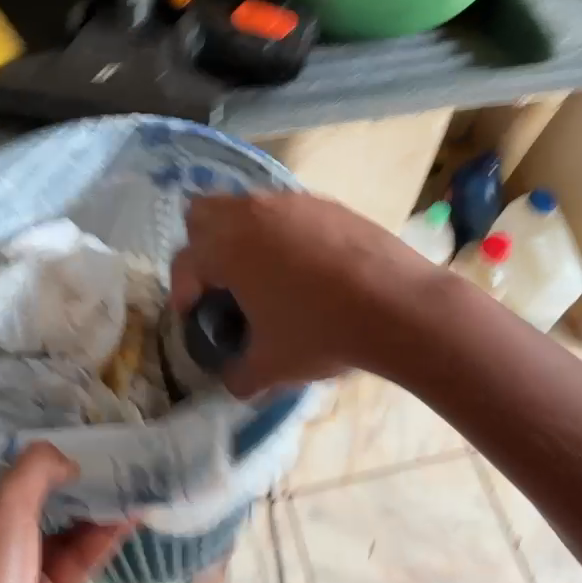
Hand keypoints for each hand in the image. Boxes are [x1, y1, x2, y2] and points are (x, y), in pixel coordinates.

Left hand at [0, 444, 130, 582]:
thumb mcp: (1, 509)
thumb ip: (35, 468)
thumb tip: (65, 458)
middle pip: (6, 497)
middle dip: (41, 472)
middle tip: (74, 438)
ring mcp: (9, 572)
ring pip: (49, 526)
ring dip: (82, 502)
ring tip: (118, 469)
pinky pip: (74, 559)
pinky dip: (100, 538)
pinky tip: (132, 513)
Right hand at [169, 192, 449, 396]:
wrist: (398, 305)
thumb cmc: (322, 332)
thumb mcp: (273, 366)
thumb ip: (239, 375)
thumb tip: (232, 380)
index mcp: (225, 247)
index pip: (184, 262)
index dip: (183, 293)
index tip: (196, 317)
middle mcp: (251, 213)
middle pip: (203, 213)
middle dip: (202, 246)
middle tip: (221, 282)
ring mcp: (290, 201)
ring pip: (247, 205)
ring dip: (242, 235)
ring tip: (264, 274)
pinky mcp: (324, 202)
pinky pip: (286, 211)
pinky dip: (282, 233)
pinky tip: (307, 267)